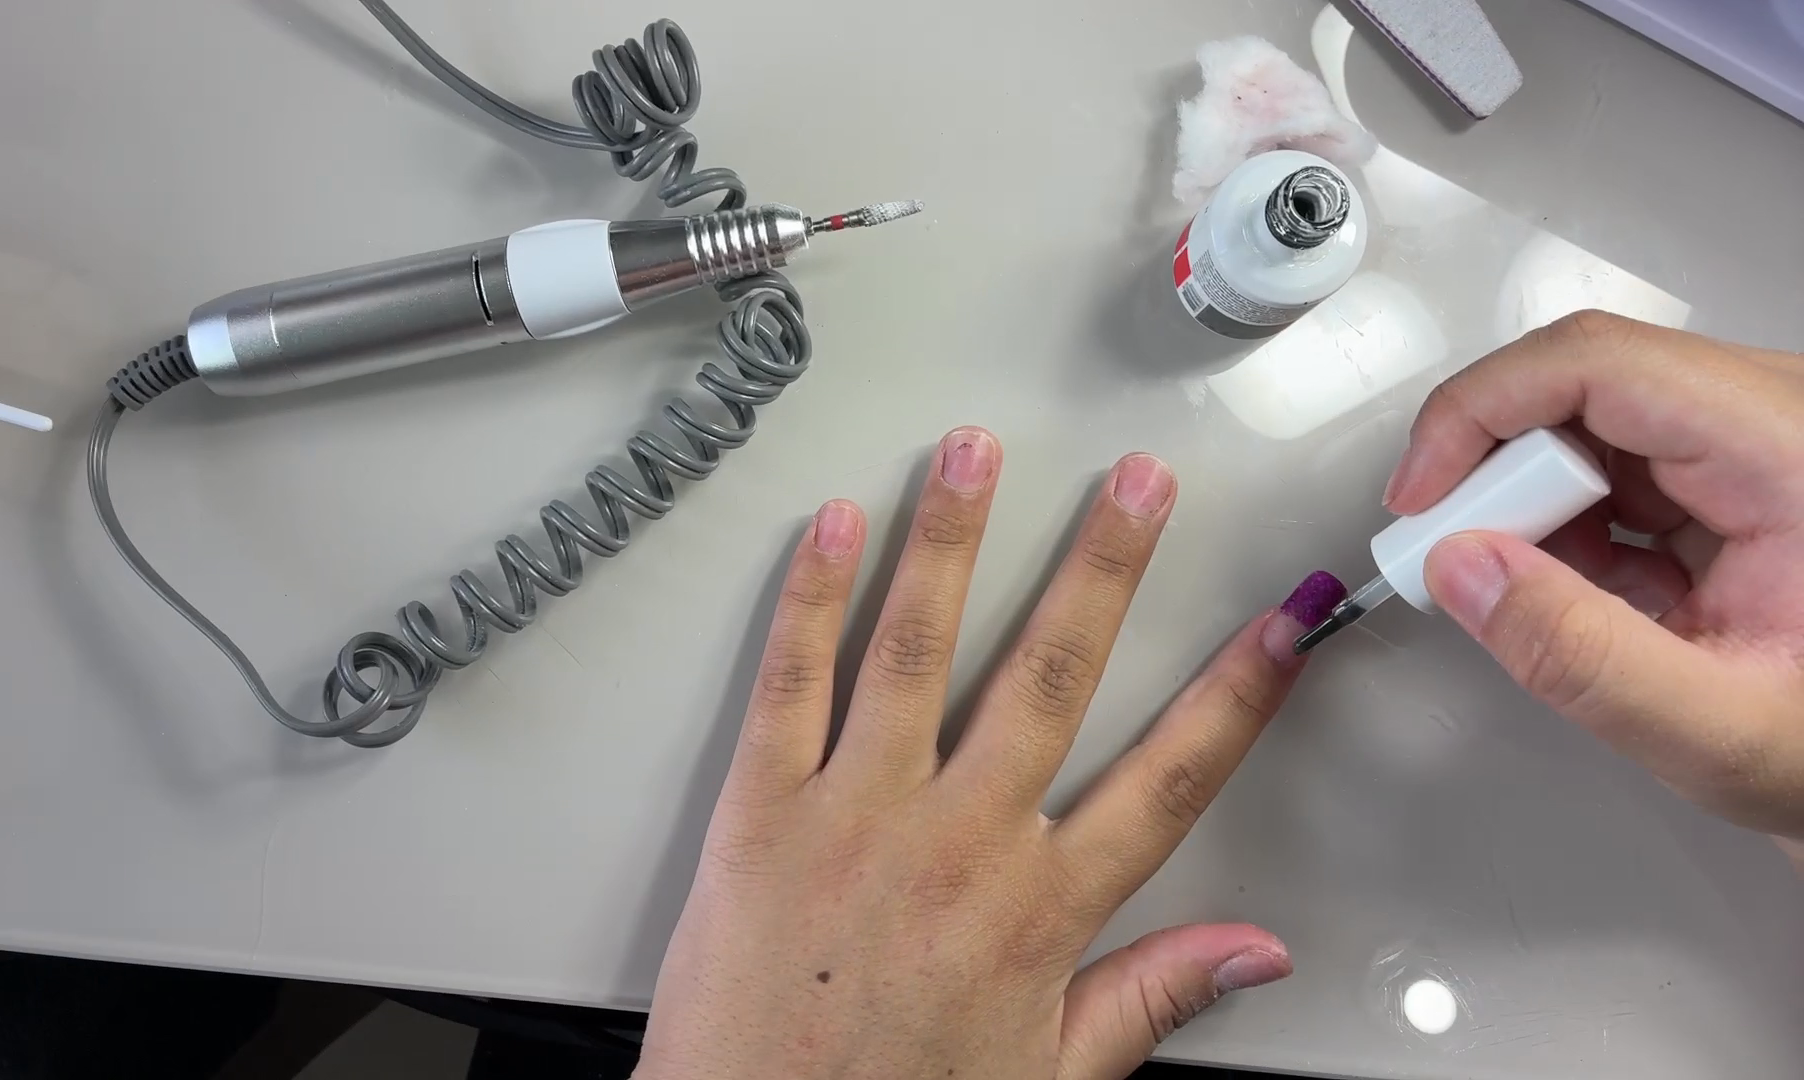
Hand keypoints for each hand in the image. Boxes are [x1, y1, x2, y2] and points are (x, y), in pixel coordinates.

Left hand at [637, 428, 1323, 1079]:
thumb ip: (1150, 999)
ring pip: (918, 645)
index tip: (1279, 620)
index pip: (1169, 779)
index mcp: (1036, 907)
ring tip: (975, 456)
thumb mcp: (1045, 1077)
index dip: (1237, 693)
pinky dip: (814, 594)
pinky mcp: (763, 803)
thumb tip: (1255, 950)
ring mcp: (856, 809)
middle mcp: (958, 839)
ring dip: (954, 540)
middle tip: (1136, 482)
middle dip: (1104, 565)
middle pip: (1050, 674)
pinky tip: (839, 525)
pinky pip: (793, 678)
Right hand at [1390, 312, 1803, 842]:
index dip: (1474, 415)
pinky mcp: (1730, 476)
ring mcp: (1758, 447)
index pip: (1598, 366)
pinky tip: (1583, 586)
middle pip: (1574, 391)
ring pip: (1576, 427)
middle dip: (1489, 475)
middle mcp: (1786, 428)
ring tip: (1539, 585)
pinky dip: (1555, 526)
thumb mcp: (1723, 733)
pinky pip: (1601, 467)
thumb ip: (1580, 654)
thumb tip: (1458, 566)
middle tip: (1463, 554)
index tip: (1419, 497)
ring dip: (1519, 506)